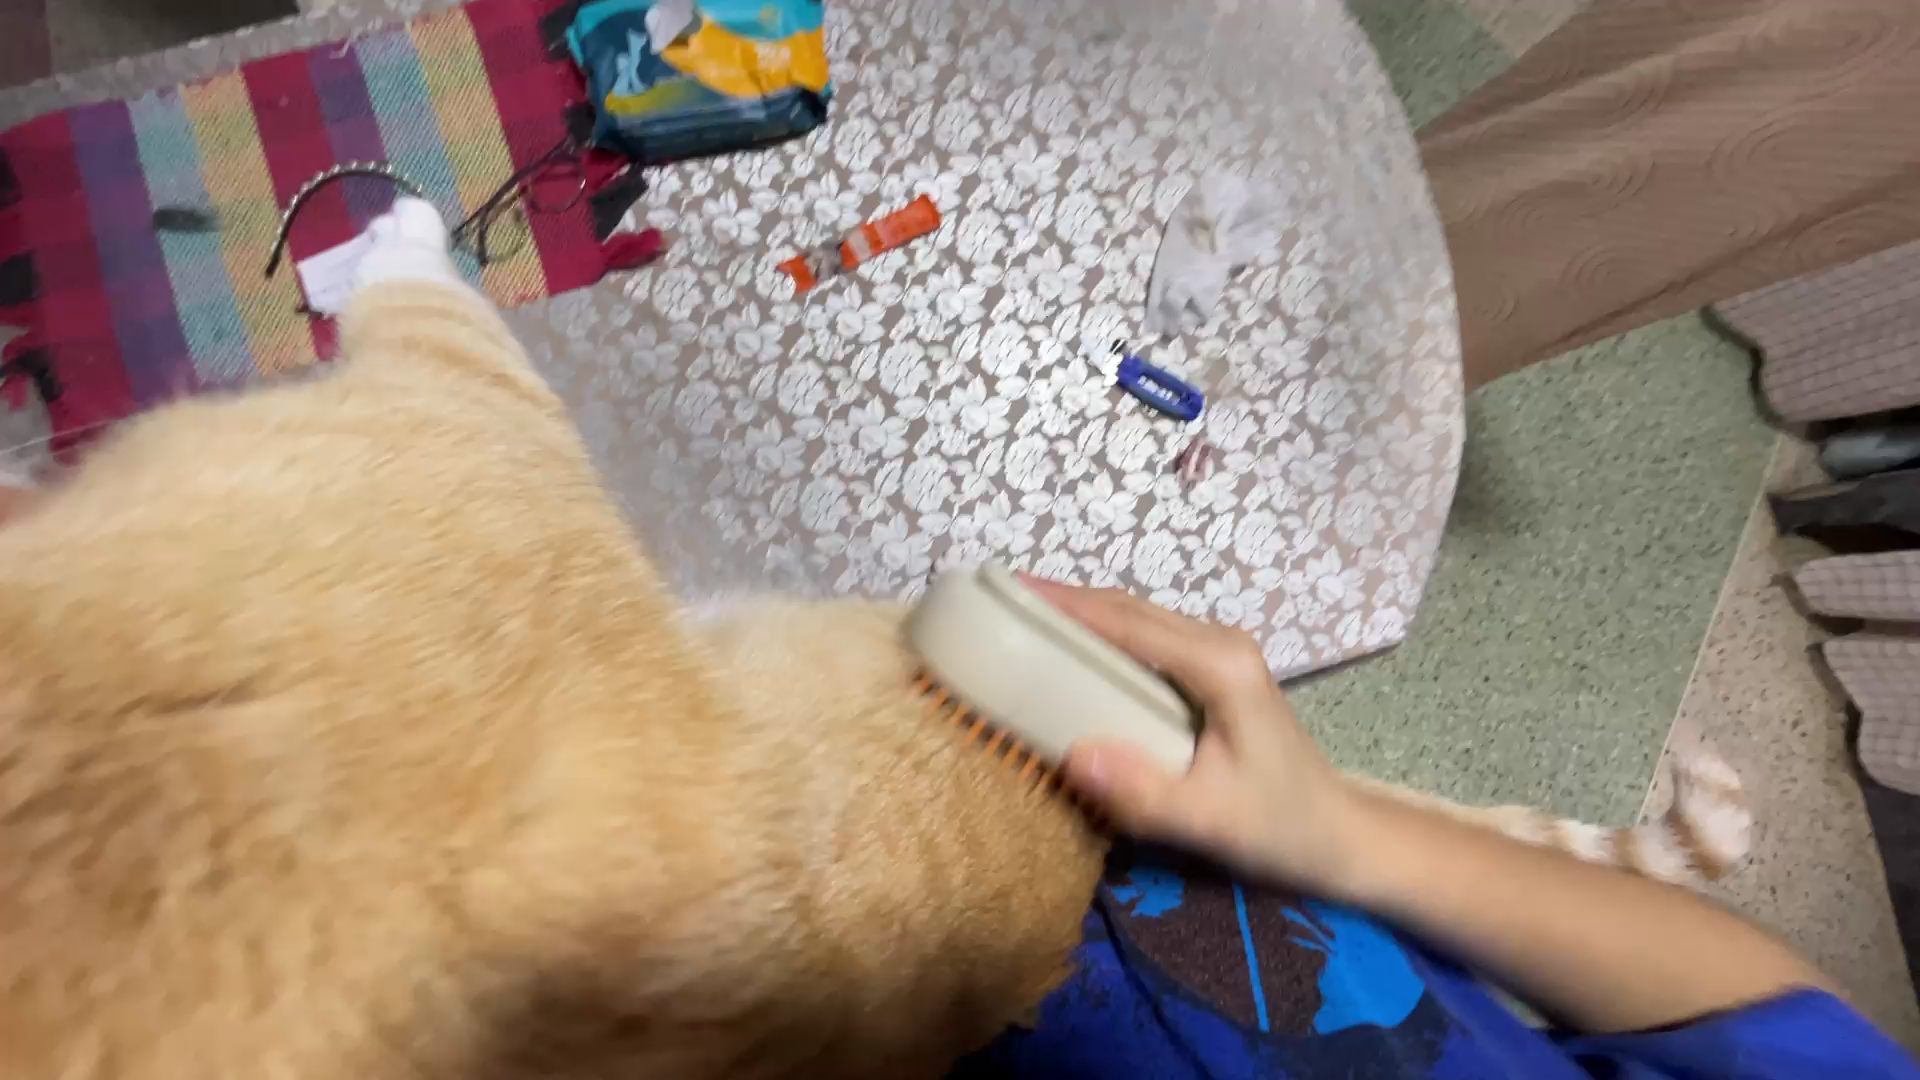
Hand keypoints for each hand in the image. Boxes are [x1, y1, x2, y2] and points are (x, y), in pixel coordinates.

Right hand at [1022, 577, 1361, 891]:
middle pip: (1131, 606)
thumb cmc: (1280, 825)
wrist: (1338, 833)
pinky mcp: (1211, 665)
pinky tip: (1073, 644)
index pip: (1131, 622)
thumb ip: (1143, 792)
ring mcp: (1218, 649)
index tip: (1015, 588)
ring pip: (1137, 614)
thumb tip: (1072, 754)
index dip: (1070, 604)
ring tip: (1028, 612)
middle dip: (1067, 597)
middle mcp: (1220, 641)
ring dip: (1084, 610)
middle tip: (1007, 597)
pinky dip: (1104, 630)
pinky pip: (1146, 635)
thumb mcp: (1209, 821)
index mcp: (1221, 665)